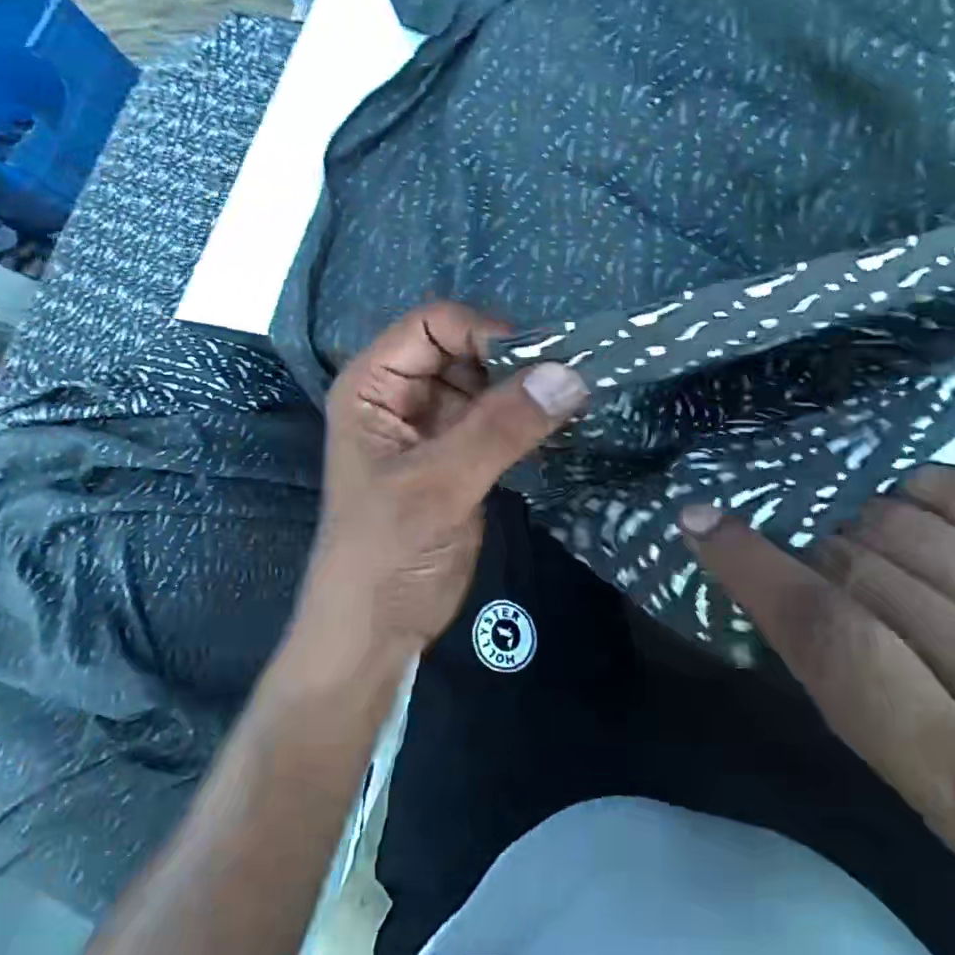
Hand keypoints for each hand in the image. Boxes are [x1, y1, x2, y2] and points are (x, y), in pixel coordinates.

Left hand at [298, 302, 587, 657]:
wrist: (377, 629)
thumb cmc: (385, 552)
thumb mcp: (438, 485)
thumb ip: (499, 429)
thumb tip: (570, 374)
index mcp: (375, 385)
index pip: (435, 324)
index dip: (486, 332)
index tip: (542, 362)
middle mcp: (405, 396)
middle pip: (468, 349)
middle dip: (518, 360)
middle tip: (573, 379)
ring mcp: (438, 427)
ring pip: (491, 384)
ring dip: (531, 389)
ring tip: (578, 399)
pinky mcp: (466, 457)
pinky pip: (504, 421)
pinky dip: (532, 419)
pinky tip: (566, 425)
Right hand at [681, 467, 954, 954]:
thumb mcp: (915, 781)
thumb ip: (848, 684)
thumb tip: (783, 578)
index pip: (836, 641)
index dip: (759, 572)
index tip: (704, 523)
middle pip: (867, 572)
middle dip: (810, 547)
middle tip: (790, 541)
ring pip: (913, 528)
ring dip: (858, 520)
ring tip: (849, 532)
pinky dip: (918, 491)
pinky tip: (900, 505)